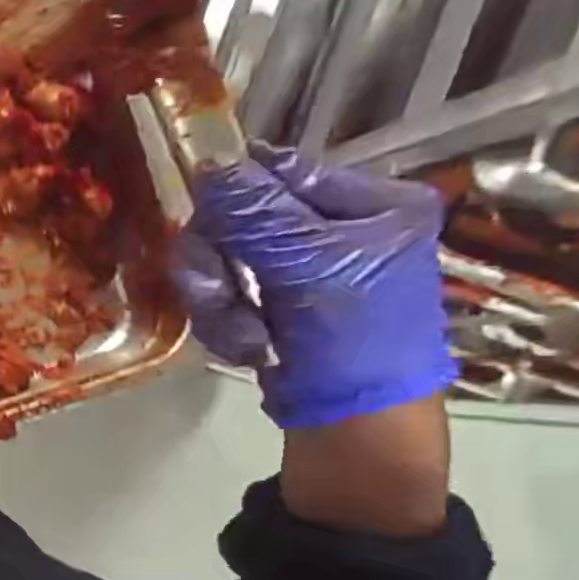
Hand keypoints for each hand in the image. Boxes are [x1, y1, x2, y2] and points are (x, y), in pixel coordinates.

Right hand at [172, 141, 456, 428]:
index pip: (282, 174)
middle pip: (237, 222)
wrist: (349, 415)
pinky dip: (223, 324)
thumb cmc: (352, 334)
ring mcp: (293, 269)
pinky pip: (218, 296)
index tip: (210, 224)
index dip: (237, 196)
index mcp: (368, 203)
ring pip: (217, 263)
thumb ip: (257, 215)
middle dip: (220, 267)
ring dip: (219, 303)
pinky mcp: (264, 303)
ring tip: (246, 336)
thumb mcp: (309, 266)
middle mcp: (329, 229)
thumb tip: (211, 163)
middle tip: (222, 296)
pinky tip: (247, 345)